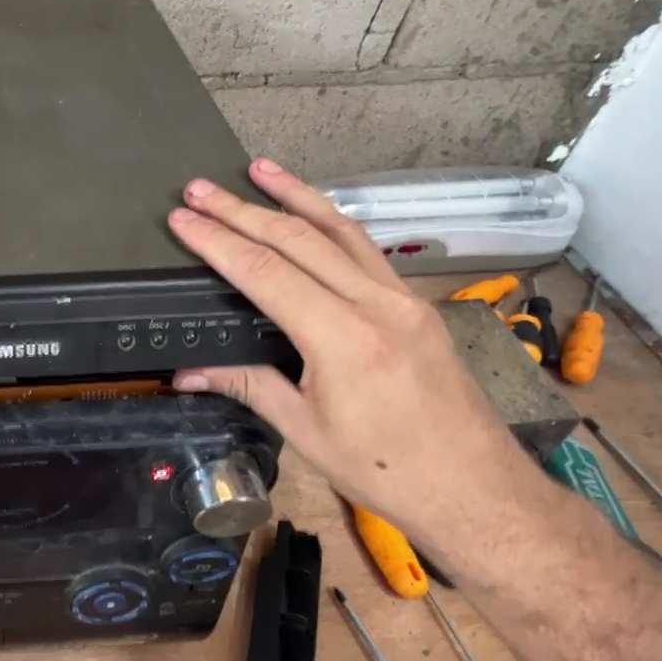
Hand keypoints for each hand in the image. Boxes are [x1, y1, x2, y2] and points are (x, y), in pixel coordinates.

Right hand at [168, 160, 534, 544]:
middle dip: (242, 209)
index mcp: (344, 340)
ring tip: (258, 169)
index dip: (218, 243)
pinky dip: (330, 223)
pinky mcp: (416, 306)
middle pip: (299, 239)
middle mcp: (378, 306)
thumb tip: (188, 372)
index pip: (266, 274)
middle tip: (199, 189)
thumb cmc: (388, 471)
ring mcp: (403, 300)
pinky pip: (366, 250)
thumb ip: (247, 385)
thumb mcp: (305, 431)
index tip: (184, 221)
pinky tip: (312, 211)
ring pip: (340, 231)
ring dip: (295, 195)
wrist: (476, 491)